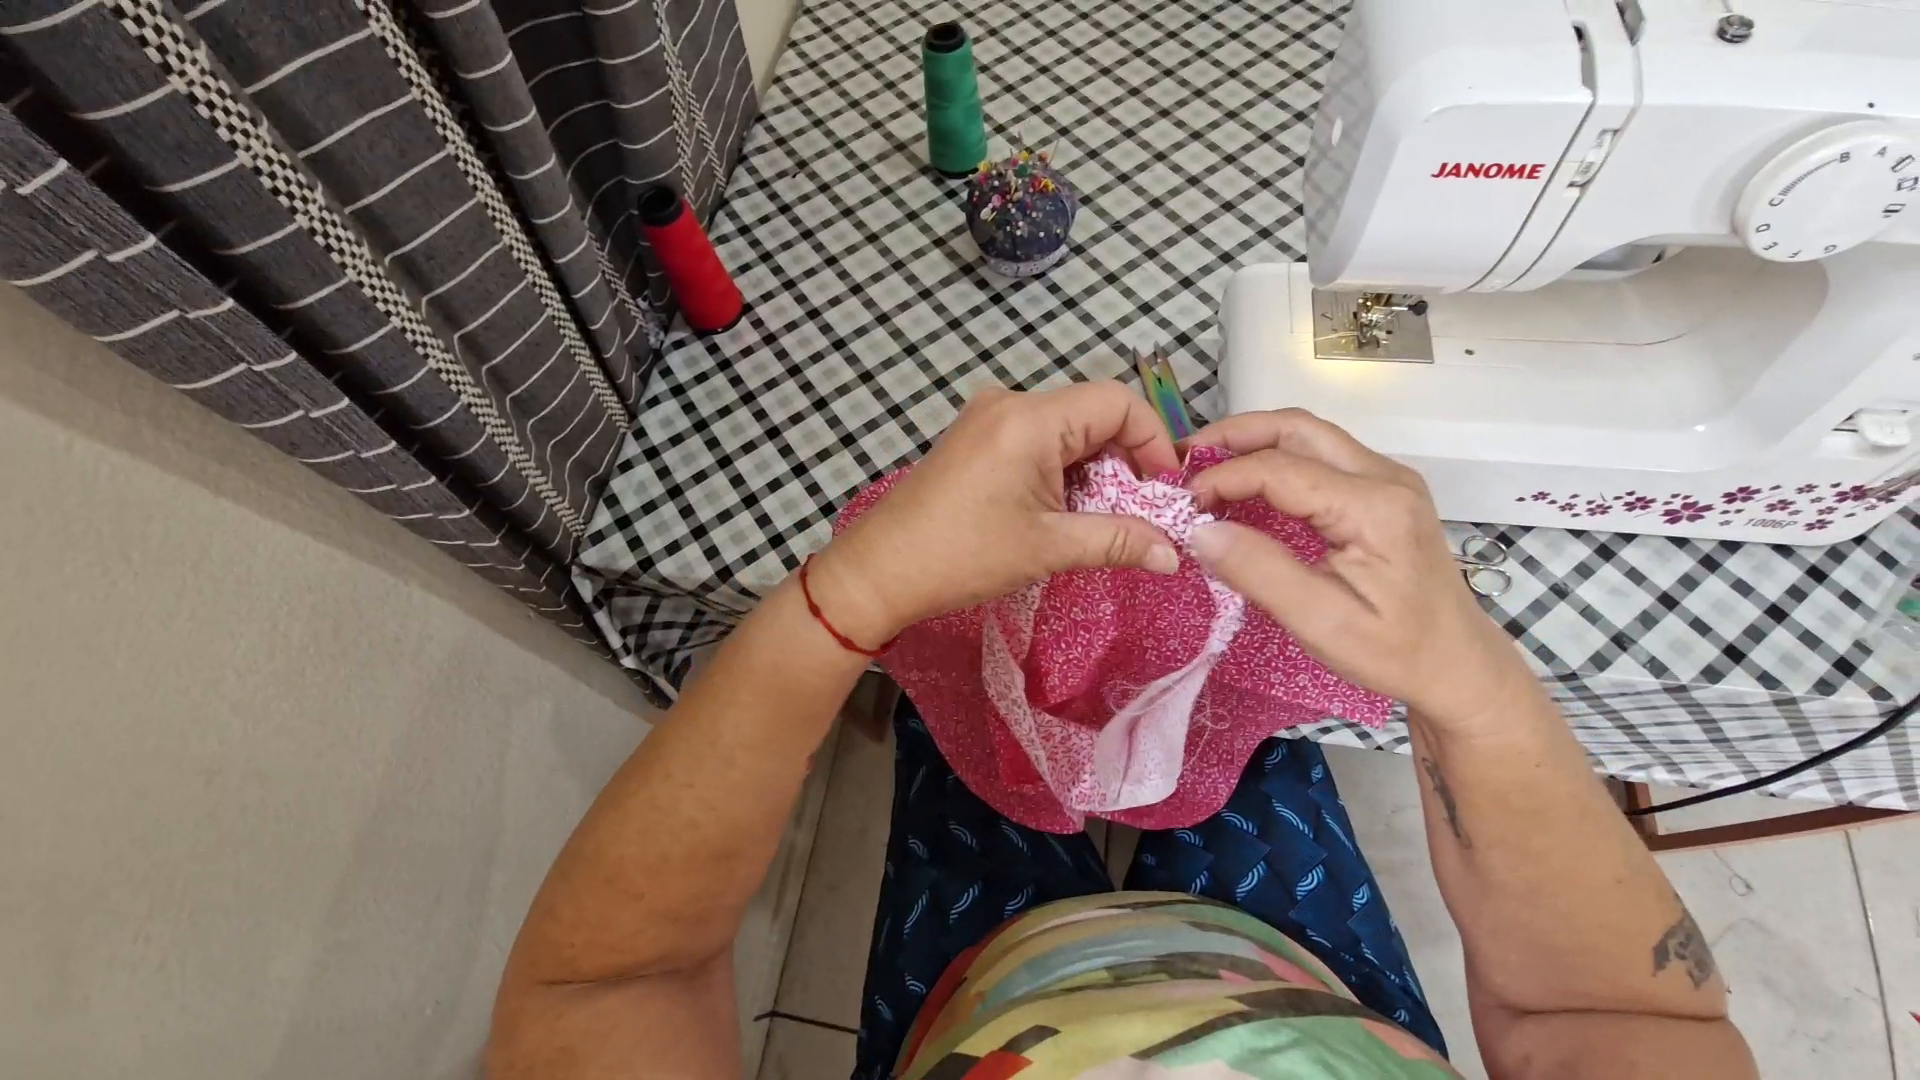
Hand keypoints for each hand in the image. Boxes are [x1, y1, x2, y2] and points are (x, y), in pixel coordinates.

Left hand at [807, 382, 1183, 646]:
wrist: (879, 571)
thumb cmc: (963, 555)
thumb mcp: (1048, 548)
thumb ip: (1118, 540)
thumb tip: (1176, 554)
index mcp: (1030, 418)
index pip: (1117, 402)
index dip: (1153, 441)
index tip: (1163, 490)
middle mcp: (1009, 403)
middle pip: (1092, 413)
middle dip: (1124, 461)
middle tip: (1136, 511)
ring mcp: (987, 417)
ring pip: (1065, 429)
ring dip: (1092, 469)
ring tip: (1097, 518)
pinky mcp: (975, 437)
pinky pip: (1036, 440)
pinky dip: (1060, 470)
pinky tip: (1059, 510)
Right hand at [1184, 409, 1536, 726]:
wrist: (1458, 665)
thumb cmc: (1395, 651)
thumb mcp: (1321, 623)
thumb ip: (1259, 571)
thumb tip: (1200, 532)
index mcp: (1374, 507)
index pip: (1280, 468)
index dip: (1223, 479)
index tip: (1182, 505)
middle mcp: (1385, 477)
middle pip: (1297, 427)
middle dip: (1234, 435)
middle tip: (1184, 461)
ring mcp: (1387, 479)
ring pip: (1308, 433)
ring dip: (1253, 441)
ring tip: (1206, 467)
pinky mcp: (1382, 490)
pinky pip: (1320, 453)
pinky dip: (1274, 456)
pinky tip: (1245, 483)